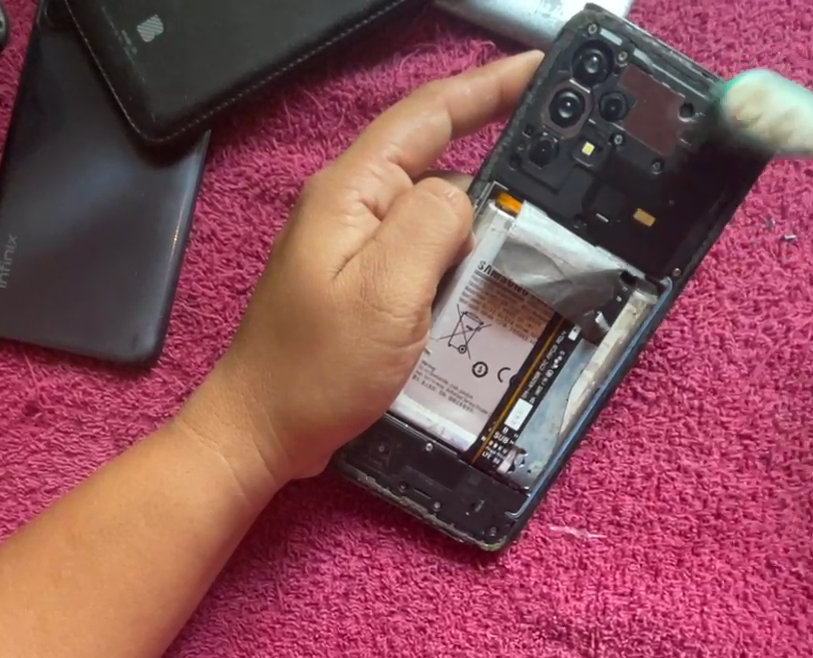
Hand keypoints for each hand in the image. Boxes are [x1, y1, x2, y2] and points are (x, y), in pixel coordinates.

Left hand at [178, 52, 541, 488]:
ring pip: (427, 222)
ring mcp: (348, 253)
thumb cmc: (316, 370)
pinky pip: (414, 263)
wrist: (265, 429)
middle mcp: (347, 212)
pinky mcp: (354, 291)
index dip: (488, 88)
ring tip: (518, 252)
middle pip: (431, 168)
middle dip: (489, 171)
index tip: (540, 74)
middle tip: (548, 189)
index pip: (427, 116)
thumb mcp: (386, 291)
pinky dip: (447, 270)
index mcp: (350, 195)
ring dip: (470, 232)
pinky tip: (471, 293)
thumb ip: (432, 225)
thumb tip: (463, 197)